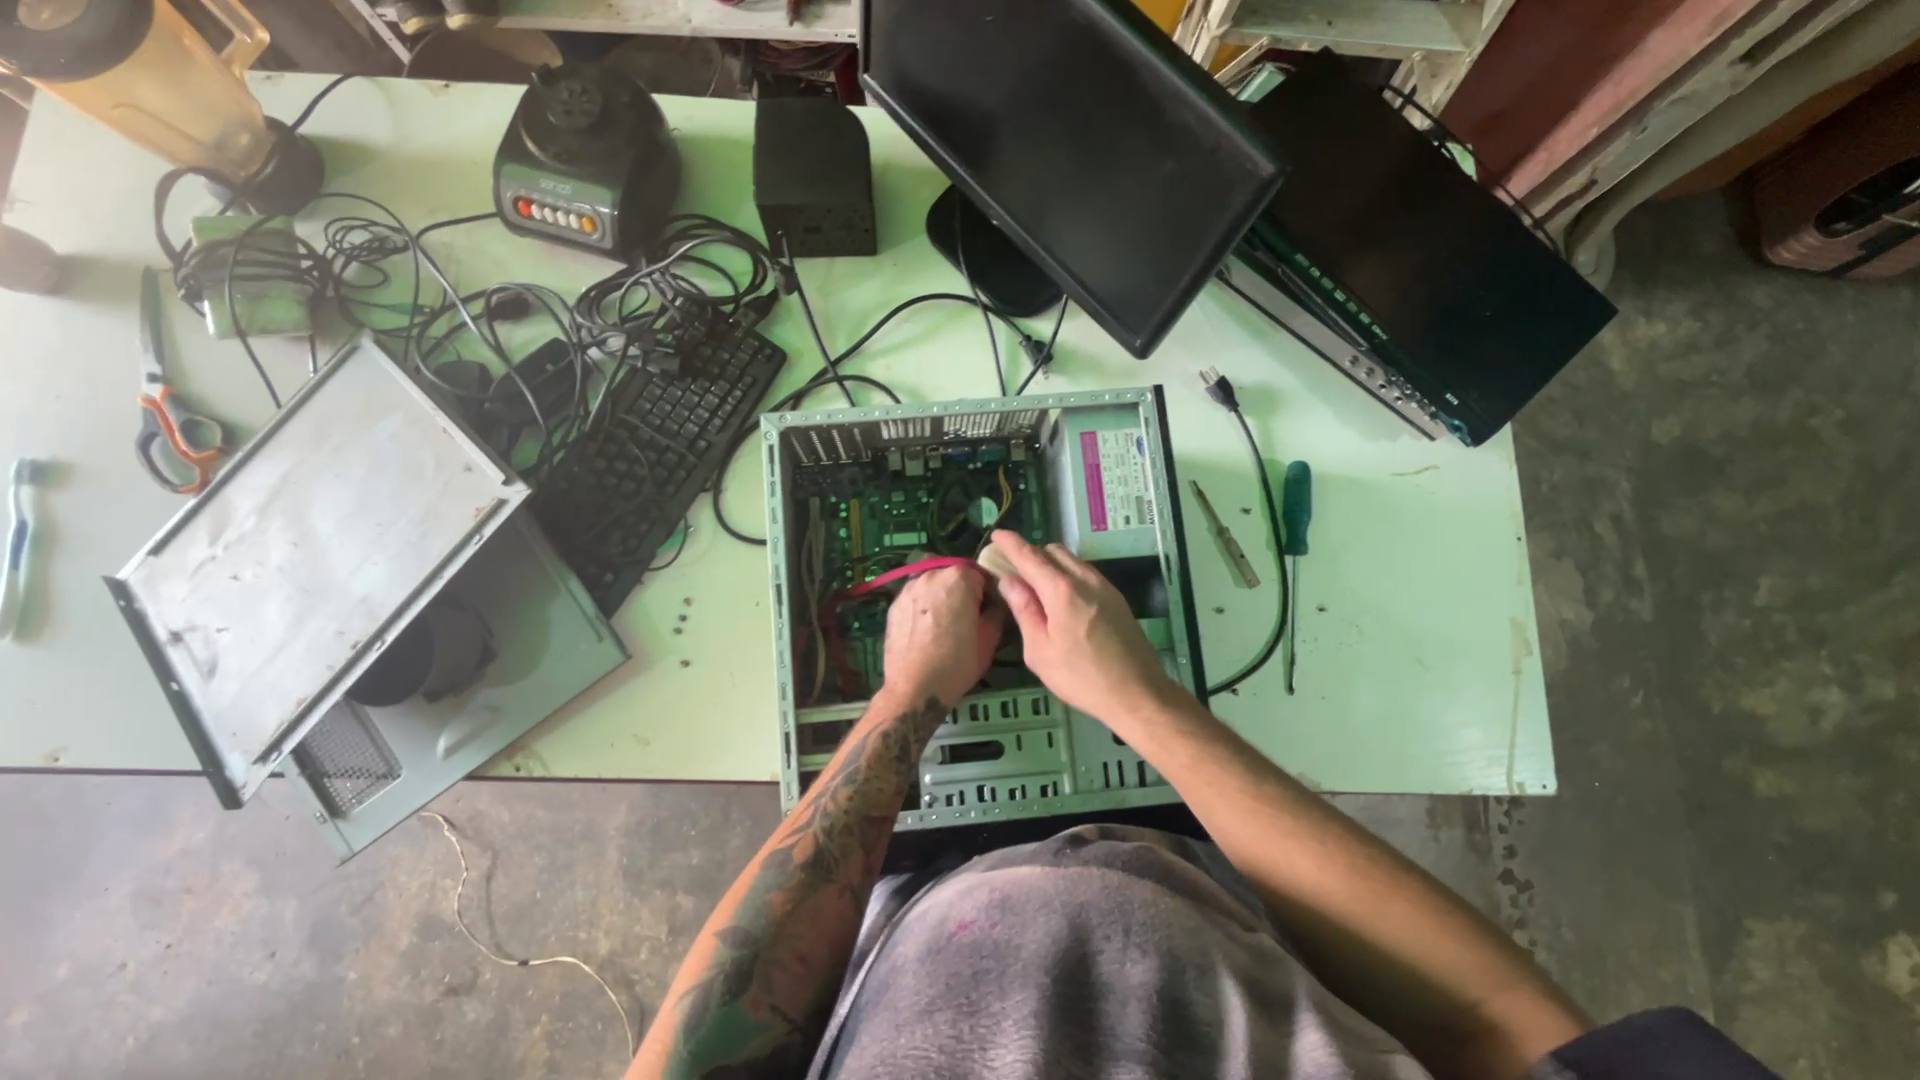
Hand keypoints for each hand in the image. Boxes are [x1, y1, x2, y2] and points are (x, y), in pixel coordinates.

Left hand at [879, 566, 1002, 707]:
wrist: (914, 688)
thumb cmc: (957, 663)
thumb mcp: (989, 639)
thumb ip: (996, 611)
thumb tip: (995, 603)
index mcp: (959, 578)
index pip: (981, 575)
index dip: (987, 593)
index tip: (986, 611)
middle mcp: (931, 574)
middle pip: (954, 575)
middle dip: (962, 591)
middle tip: (966, 617)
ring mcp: (908, 588)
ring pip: (932, 584)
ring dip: (941, 595)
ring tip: (943, 622)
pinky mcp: (893, 604)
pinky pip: (916, 597)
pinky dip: (923, 606)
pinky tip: (925, 629)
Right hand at [988, 530, 1179, 727]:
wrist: (1137, 693)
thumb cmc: (1081, 677)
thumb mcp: (1040, 651)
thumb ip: (1024, 611)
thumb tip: (1009, 581)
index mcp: (1061, 590)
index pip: (1029, 556)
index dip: (1010, 543)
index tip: (997, 535)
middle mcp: (1084, 579)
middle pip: (1053, 551)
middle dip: (1031, 554)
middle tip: (1015, 574)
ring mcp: (1105, 587)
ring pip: (1072, 560)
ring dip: (1052, 564)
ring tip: (1038, 589)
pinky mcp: (1116, 599)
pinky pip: (1086, 574)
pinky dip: (1069, 575)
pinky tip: (1063, 601)